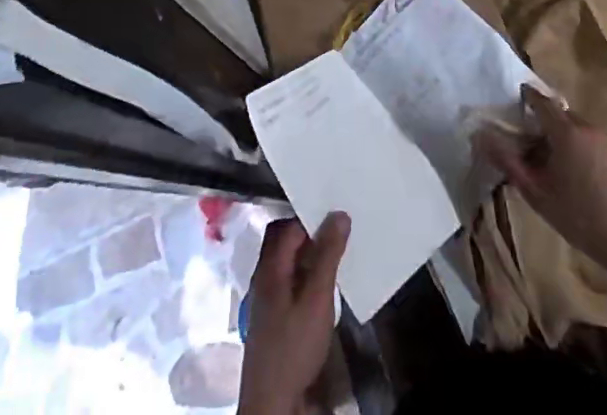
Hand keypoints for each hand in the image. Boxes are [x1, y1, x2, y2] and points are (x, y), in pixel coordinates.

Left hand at [237, 213, 348, 414]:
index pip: (287, 228)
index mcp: (270, 270)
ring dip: (313, 255)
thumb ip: (327, 256)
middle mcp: (265, 280)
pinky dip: (310, 276)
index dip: (310, 216)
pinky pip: (294, 283)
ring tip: (341, 252)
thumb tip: (338, 215)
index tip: (337, 210)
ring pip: (291, 264)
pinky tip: (329, 285)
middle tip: (341, 230)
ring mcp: (269, 300)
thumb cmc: (294, 346)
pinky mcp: (277, 319)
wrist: (274, 403)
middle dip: (311, 234)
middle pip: (285, 244)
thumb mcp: (316, 299)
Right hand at [475, 86, 606, 283]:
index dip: (530, 98)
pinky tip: (591, 182)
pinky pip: (604, 148)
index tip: (520, 98)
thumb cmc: (579, 218)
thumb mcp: (536, 193)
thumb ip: (508, 161)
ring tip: (563, 169)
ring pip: (585, 133)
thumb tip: (481, 135)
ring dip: (572, 142)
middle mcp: (593, 129)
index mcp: (567, 133)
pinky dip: (592, 155)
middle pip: (565, 117)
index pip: (544, 103)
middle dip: (549, 125)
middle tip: (536, 145)